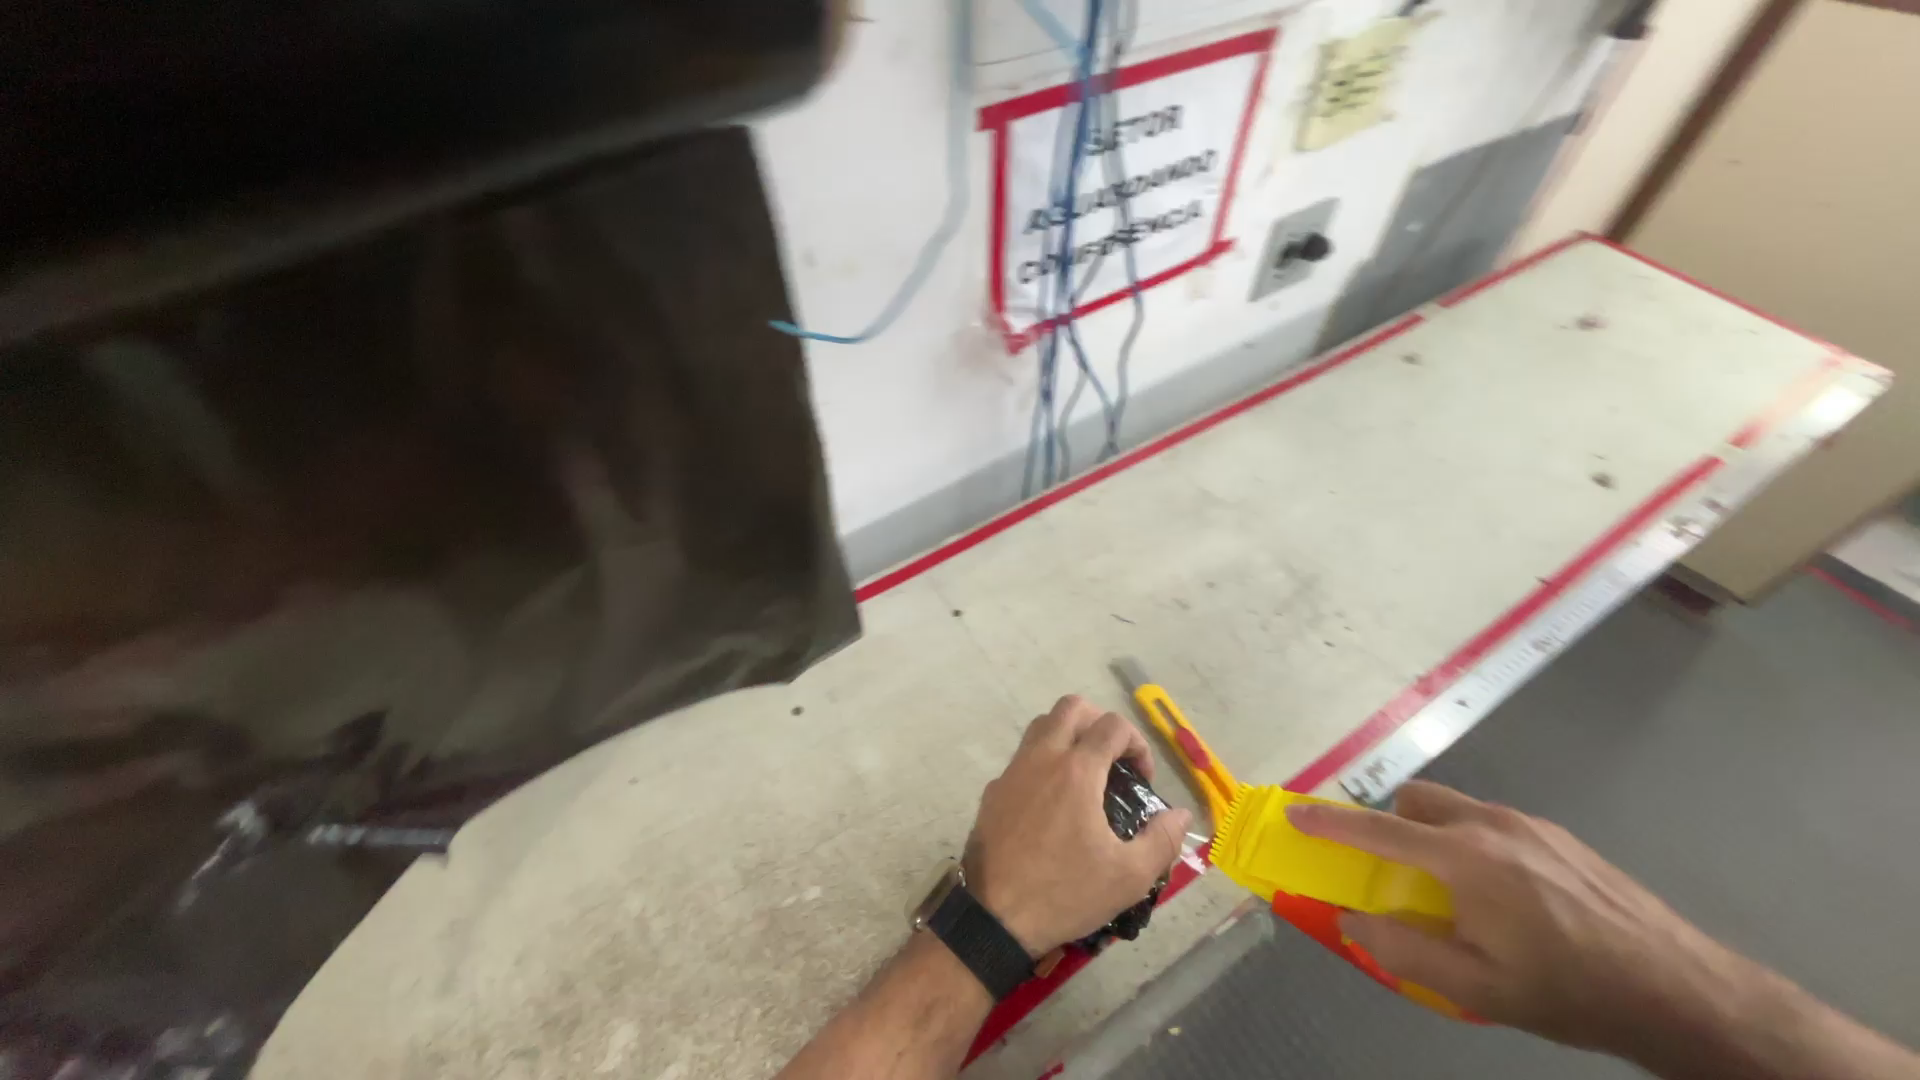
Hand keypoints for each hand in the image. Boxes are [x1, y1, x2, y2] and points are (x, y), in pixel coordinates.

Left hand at [964, 696, 1193, 957]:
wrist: (993, 916)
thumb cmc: (1064, 893)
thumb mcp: (1128, 877)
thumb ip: (1162, 840)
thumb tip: (1180, 815)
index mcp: (1076, 770)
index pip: (1112, 725)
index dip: (1137, 743)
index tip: (1143, 778)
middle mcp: (1041, 758)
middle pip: (1071, 707)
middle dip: (1100, 722)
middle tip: (1114, 759)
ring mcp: (1012, 772)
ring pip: (1041, 726)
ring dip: (1068, 735)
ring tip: (1086, 774)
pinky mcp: (992, 791)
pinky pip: (1022, 758)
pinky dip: (1043, 763)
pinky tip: (1052, 804)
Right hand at [1287, 781, 1748, 1053]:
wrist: (1686, 993)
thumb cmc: (1569, 990)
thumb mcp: (1475, 987)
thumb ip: (1400, 950)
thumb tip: (1351, 920)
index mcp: (1463, 859)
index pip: (1375, 829)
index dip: (1328, 822)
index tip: (1293, 814)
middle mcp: (1491, 825)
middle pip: (1415, 799)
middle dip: (1391, 821)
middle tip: (1398, 870)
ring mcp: (1530, 825)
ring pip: (1456, 807)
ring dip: (1434, 833)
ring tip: (1460, 892)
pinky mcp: (1561, 836)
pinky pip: (1494, 823)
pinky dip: (1474, 842)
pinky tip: (1512, 897)